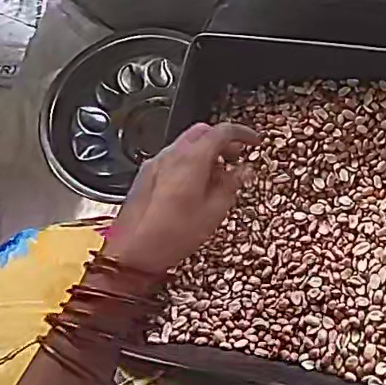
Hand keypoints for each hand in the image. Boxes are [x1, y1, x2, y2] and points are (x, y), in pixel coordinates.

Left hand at [100, 122, 259, 273]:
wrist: (131, 253)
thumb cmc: (170, 236)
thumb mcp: (213, 213)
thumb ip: (231, 186)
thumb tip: (243, 171)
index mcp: (191, 160)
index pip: (222, 131)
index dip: (243, 133)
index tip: (254, 141)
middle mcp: (171, 155)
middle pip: (202, 132)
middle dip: (223, 140)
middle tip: (237, 157)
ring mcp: (155, 164)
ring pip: (186, 144)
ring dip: (206, 151)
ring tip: (219, 175)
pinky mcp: (146, 175)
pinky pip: (173, 158)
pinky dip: (190, 162)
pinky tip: (196, 185)